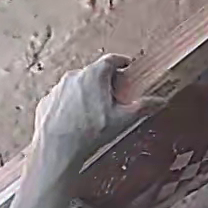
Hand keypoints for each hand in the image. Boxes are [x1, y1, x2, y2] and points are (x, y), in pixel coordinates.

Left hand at [29, 54, 161, 174]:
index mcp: (94, 75)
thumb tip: (160, 101)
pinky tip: (76, 120)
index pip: (111, 60)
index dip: (120, 61)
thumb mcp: (122, 119)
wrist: (56, 148)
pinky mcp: (47, 101)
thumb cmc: (89, 131)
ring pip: (77, 85)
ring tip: (95, 110)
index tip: (126, 65)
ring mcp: (58, 88)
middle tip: (114, 93)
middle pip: (94, 72)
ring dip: (87, 92)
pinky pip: (63, 97)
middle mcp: (74, 76)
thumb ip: (143, 107)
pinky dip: (71, 103)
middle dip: (105, 80)